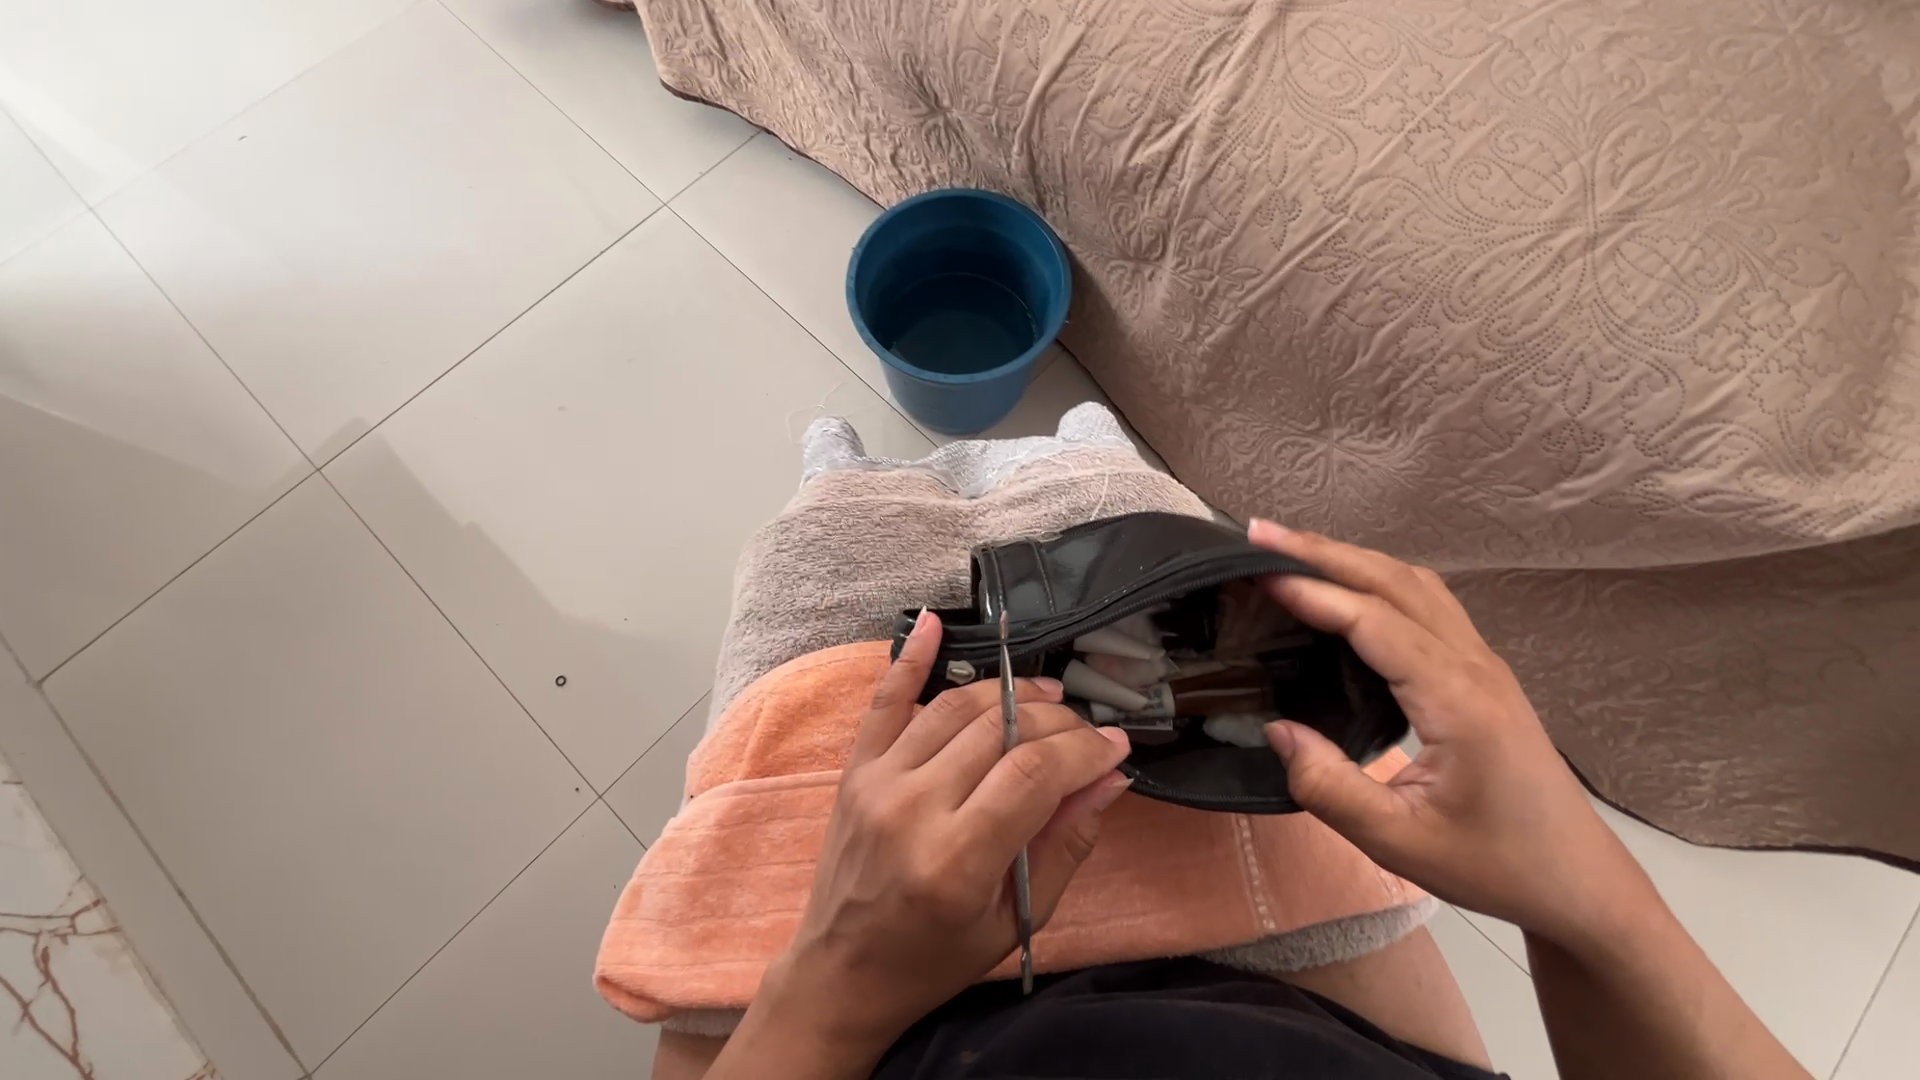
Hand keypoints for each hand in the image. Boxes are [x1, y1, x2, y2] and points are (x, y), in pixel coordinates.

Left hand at [749, 610, 1132, 1065]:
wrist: (842, 971)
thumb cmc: (935, 958)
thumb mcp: (1016, 921)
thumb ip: (1065, 844)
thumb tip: (1110, 778)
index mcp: (955, 859)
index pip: (1033, 773)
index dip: (1083, 750)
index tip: (1115, 745)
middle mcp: (911, 808)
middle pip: (999, 731)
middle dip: (1056, 721)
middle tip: (1085, 730)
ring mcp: (878, 780)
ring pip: (956, 706)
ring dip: (1009, 692)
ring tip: (1046, 696)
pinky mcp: (856, 767)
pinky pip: (885, 700)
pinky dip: (911, 657)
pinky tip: (935, 623)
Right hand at [1247, 520, 1654, 949]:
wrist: (1581, 884)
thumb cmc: (1494, 865)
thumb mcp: (1400, 841)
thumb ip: (1329, 788)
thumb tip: (1275, 729)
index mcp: (1457, 700)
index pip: (1375, 622)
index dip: (1314, 591)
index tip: (1255, 573)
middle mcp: (1473, 665)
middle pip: (1395, 582)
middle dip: (1324, 551)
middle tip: (1259, 535)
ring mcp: (1482, 662)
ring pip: (1413, 583)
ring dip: (1350, 558)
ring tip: (1290, 550)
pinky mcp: (1479, 671)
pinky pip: (1424, 602)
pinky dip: (1374, 578)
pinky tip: (1344, 587)